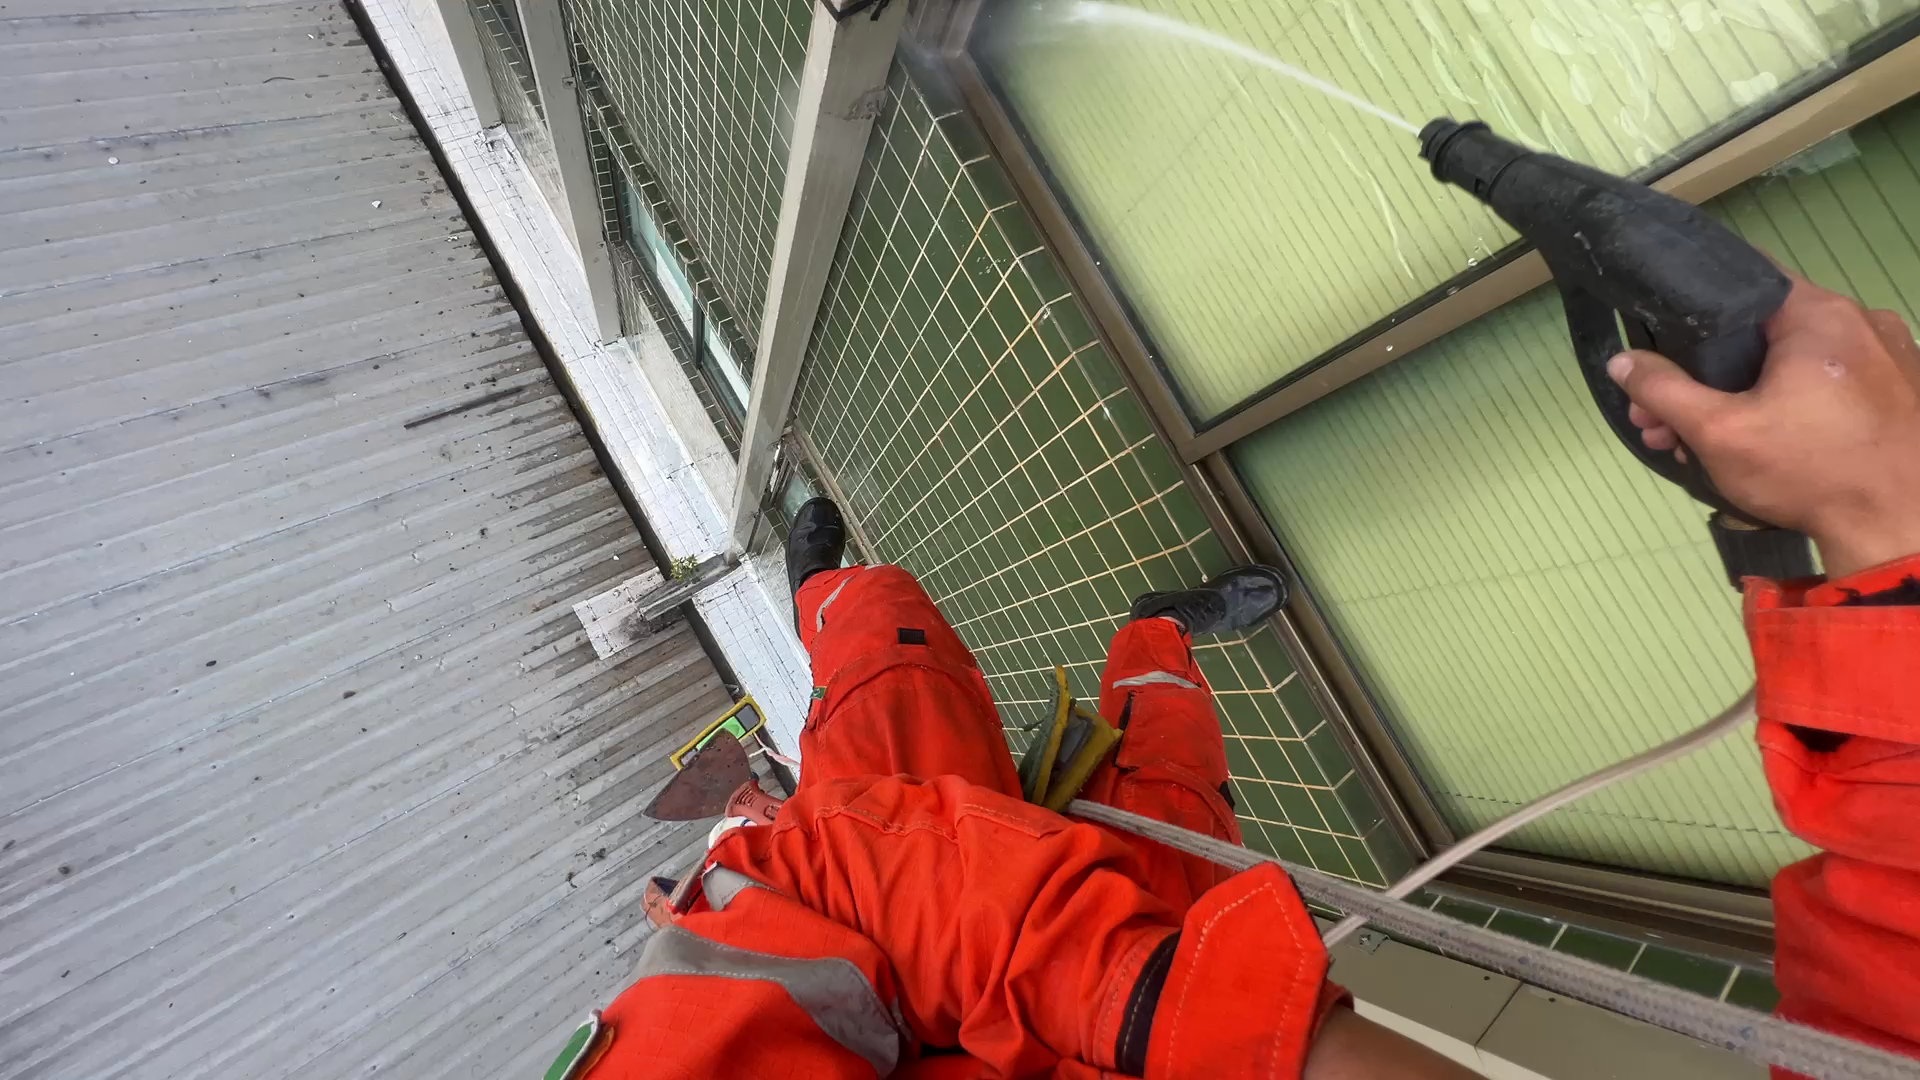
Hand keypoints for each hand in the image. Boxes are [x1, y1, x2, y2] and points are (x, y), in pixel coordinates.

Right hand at [1606, 276, 1919, 578]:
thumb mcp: (1714, 428)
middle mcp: (1859, 324)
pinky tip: (1741, 443)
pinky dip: (1769, 405)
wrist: (1903, 522)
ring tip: (1687, 441)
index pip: (1742, 286)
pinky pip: (1812, 384)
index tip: (1651, 358)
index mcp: (1821, 318)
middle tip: (1655, 420)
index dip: (1686, 317)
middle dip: (1693, 376)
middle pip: (1753, 336)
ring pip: (1779, 364)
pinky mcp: (1892, 391)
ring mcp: (1885, 357)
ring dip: (1724, 396)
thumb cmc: (1807, 466)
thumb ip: (1661, 389)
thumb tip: (1622, 360)